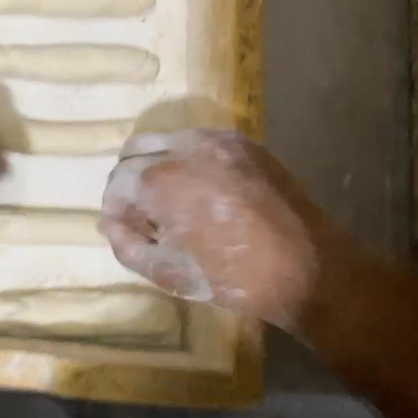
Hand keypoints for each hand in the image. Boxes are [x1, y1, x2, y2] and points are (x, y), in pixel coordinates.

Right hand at [98, 129, 321, 327]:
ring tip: (174, 201)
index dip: (114, 208)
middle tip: (144, 212)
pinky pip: (199, 141)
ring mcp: (216, 140)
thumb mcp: (167, 273)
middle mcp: (182, 148)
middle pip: (133, 152)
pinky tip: (204, 191)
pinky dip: (189, 160)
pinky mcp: (243, 143)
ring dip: (158, 166)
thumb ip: (126, 245)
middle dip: (130, 180)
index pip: (116, 182)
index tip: (125, 228)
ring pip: (166, 141)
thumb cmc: (232, 277)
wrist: (307, 267)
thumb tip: (110, 223)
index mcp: (159, 180)